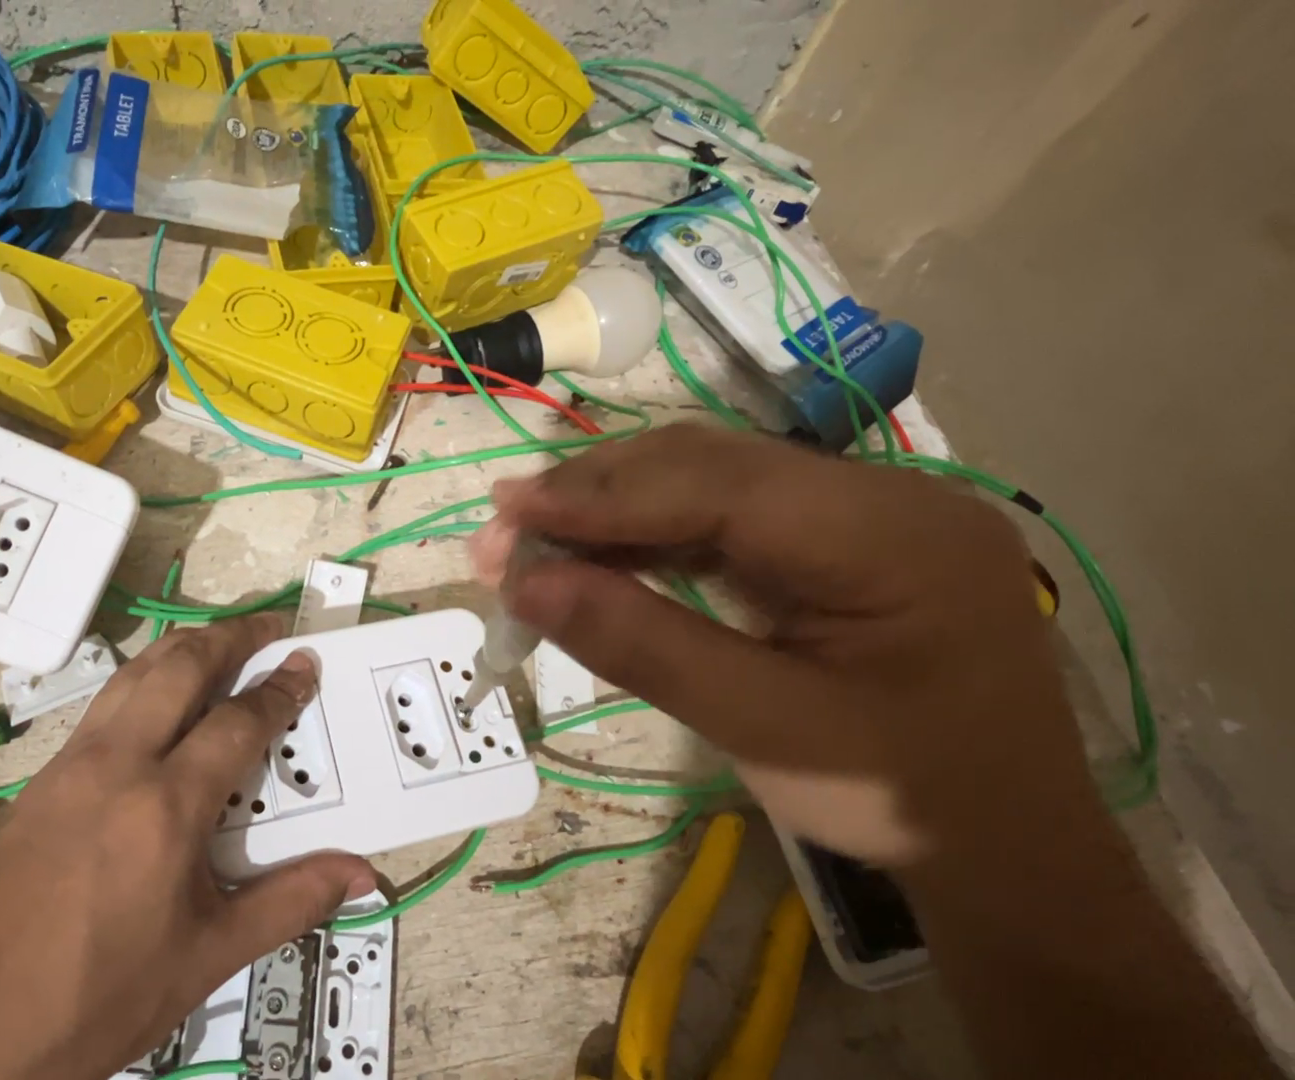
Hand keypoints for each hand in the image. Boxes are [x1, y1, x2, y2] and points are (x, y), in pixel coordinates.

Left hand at [0, 615, 375, 1079]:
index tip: (306, 662)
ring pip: (131, 676)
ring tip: (218, 643)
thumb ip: (288, 902)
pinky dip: (141, 682)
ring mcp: (67, 768)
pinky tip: (155, 706)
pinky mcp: (36, 784)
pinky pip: (100, 708)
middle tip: (269, 626)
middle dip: (229, 637)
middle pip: (178, 668)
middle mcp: (115, 766)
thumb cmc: (97, 1000)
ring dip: (181, 648)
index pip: (236, 722)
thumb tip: (360, 873)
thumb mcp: (206, 959)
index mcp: (165, 807)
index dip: (279, 688)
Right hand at [470, 424, 1100, 865]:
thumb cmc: (895, 798)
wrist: (1005, 847)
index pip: (723, 487)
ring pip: (714, 481)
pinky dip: (654, 532)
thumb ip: (642, 645)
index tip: (508, 510)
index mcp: (895, 536)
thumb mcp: (761, 728)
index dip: (605, 495)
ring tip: (534, 538)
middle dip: (599, 494)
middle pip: (714, 466)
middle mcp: (886, 496)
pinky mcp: (840, 538)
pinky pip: (730, 516)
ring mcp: (866, 512)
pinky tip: (599, 552)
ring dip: (617, 508)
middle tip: (504, 529)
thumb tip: (524, 582)